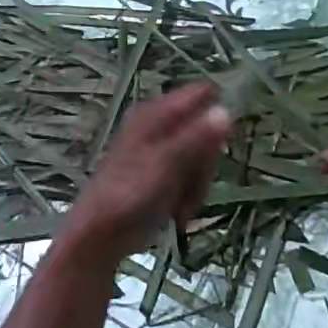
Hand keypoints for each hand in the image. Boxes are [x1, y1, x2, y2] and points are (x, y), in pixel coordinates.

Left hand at [64, 83, 232, 260]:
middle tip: (193, 181)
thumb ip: (197, 137)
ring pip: (203, 156)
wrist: (102, 233)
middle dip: (206, 160)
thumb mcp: (167, 163)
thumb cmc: (130, 193)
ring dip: (198, 182)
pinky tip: (178, 209)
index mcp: (157, 113)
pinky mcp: (165, 173)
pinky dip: (190, 193)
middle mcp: (161, 125)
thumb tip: (226, 110)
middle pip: (207, 129)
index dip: (217, 114)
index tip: (222, 143)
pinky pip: (192, 175)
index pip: (202, 94)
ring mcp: (163, 150)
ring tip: (181, 201)